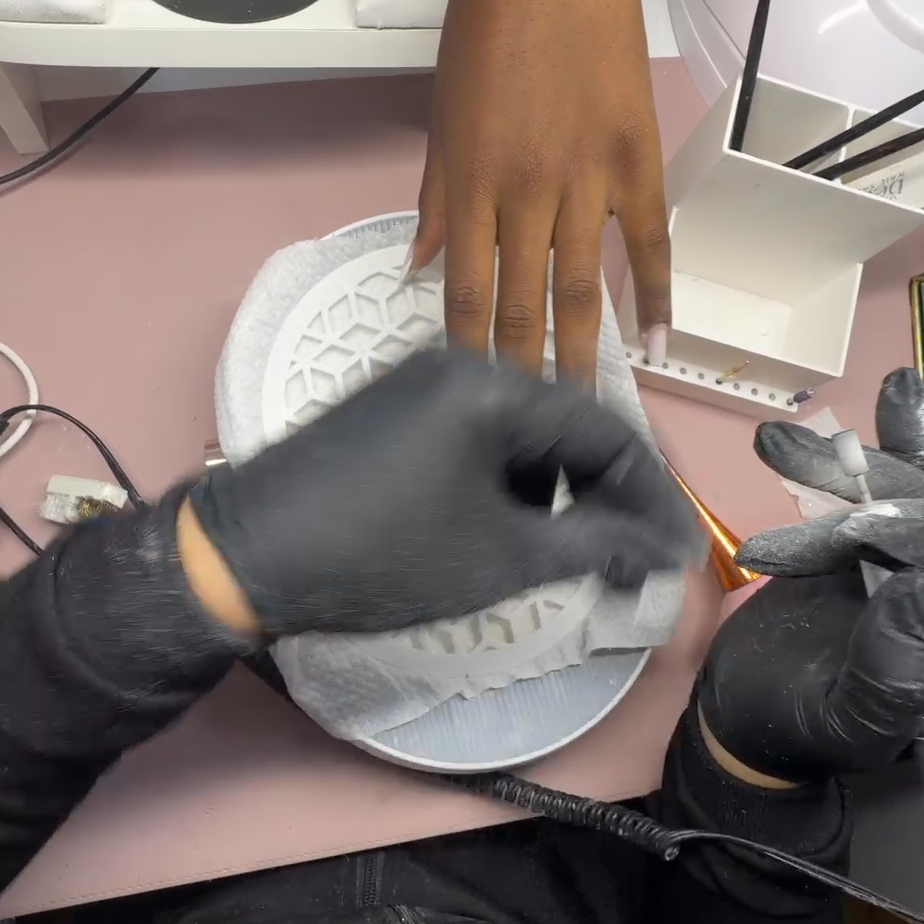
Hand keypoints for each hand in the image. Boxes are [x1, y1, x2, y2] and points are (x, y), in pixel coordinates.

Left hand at [184, 349, 701, 636]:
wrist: (249, 557)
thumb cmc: (383, 557)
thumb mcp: (502, 558)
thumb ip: (595, 545)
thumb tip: (662, 549)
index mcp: (493, 385)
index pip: (605, 432)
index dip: (649, 497)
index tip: (673, 551)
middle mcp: (460, 364)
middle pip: (562, 428)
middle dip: (600, 497)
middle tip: (624, 558)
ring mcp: (420, 383)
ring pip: (517, 436)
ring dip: (552, 492)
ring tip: (565, 553)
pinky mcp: (393, 409)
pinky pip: (473, 439)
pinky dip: (503, 483)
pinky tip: (505, 527)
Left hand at [410, 0, 670, 382]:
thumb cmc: (487, 31)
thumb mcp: (442, 121)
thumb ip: (434, 203)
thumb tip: (419, 266)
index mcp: (473, 188)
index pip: (467, 294)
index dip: (469, 351)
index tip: (472, 392)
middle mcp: (528, 195)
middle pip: (522, 305)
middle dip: (524, 370)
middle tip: (529, 421)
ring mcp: (588, 181)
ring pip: (582, 288)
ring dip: (582, 352)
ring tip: (583, 403)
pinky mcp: (637, 159)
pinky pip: (650, 240)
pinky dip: (657, 293)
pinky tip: (657, 342)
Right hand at [697, 369, 923, 784]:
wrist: (744, 711)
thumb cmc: (795, 732)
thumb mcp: (843, 724)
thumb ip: (892, 676)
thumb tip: (922, 588)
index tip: (873, 536)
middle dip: (881, 507)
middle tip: (813, 523)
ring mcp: (912, 565)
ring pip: (910, 495)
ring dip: (853, 464)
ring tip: (780, 441)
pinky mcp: (866, 545)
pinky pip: (886, 489)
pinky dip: (885, 444)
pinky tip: (889, 394)